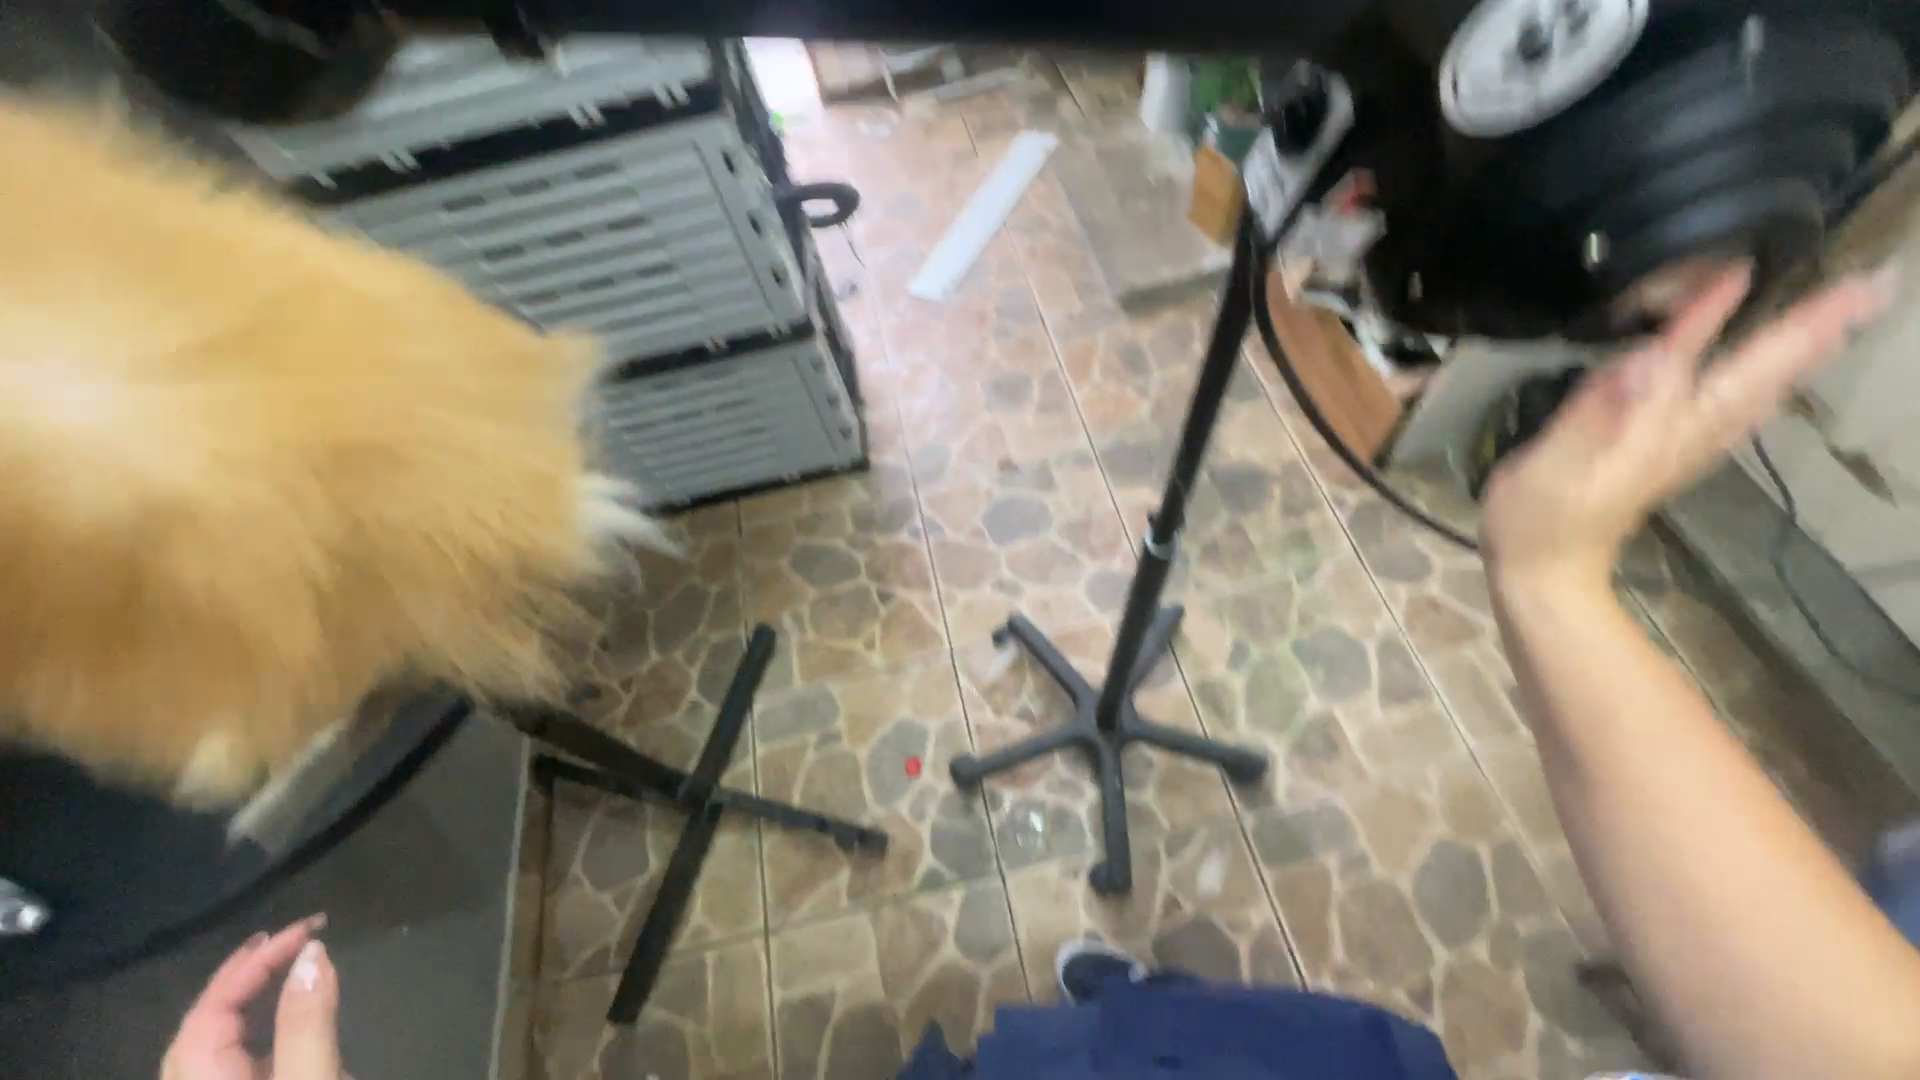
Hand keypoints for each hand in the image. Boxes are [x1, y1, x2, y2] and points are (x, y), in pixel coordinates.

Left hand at [161, 916, 345, 1079]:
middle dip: (243, 974)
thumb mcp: (310, 1079)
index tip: (309, 928)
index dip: (255, 963)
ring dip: (249, 995)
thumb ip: (306, 1022)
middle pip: (203, 1026)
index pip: (210, 1012)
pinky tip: (285, 1010)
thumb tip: (314, 952)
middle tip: (291, 934)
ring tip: (287, 959)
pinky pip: (235, 1057)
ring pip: (216, 1042)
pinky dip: (259, 1022)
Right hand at [1481, 260, 1898, 591]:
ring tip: (1843, 321)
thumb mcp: (1549, 467)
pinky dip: (1763, 393)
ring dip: (1801, 357)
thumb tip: (1644, 360)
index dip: (1709, 313)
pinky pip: (1734, 420)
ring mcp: (1679, 453)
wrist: (1544, 574)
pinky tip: (1772, 388)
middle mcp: (1680, 437)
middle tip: (1872, 287)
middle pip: (1755, 376)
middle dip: (1811, 330)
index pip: (1687, 359)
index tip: (1737, 267)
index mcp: (1652, 431)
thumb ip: (1594, 415)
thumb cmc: (1535, 521)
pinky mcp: (1666, 464)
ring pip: (1757, 396)